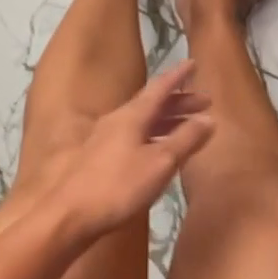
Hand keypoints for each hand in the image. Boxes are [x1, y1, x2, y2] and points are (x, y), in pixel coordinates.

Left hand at [48, 61, 215, 240]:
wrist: (68, 215)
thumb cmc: (118, 186)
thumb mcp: (160, 163)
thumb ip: (186, 140)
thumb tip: (209, 118)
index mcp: (132, 115)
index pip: (160, 87)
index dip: (178, 76)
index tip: (194, 63)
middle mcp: (117, 121)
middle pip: (152, 104)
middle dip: (178, 102)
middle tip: (204, 102)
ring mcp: (105, 140)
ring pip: (142, 122)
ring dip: (166, 121)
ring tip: (188, 126)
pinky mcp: (99, 160)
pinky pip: (133, 138)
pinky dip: (153, 137)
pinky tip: (159, 152)